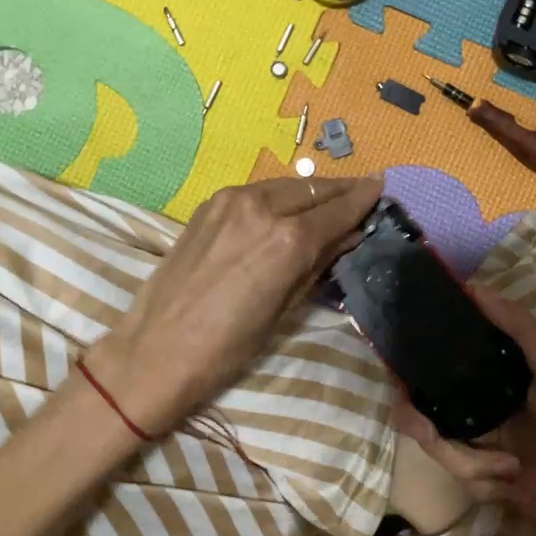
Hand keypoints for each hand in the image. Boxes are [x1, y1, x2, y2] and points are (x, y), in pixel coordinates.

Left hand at [85, 175, 382, 434]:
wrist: (155, 350)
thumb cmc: (228, 348)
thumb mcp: (285, 310)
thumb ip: (318, 264)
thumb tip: (349, 236)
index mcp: (288, 239)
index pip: (337, 209)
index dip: (362, 198)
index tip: (381, 185)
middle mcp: (262, 208)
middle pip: (313, 190)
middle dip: (340, 190)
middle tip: (362, 191)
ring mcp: (231, 201)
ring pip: (285, 185)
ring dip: (310, 190)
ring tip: (329, 198)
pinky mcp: (209, 205)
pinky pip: (257, 191)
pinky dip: (279, 194)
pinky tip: (288, 205)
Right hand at [391, 286, 535, 535]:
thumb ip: (521, 328)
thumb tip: (475, 288)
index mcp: (495, 374)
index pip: (444, 357)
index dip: (415, 358)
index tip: (396, 360)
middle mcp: (479, 403)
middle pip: (425, 404)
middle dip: (418, 418)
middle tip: (423, 429)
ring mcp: (477, 442)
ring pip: (439, 444)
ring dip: (466, 460)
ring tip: (504, 467)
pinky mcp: (479, 479)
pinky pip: (458, 476)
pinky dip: (483, 482)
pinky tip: (512, 485)